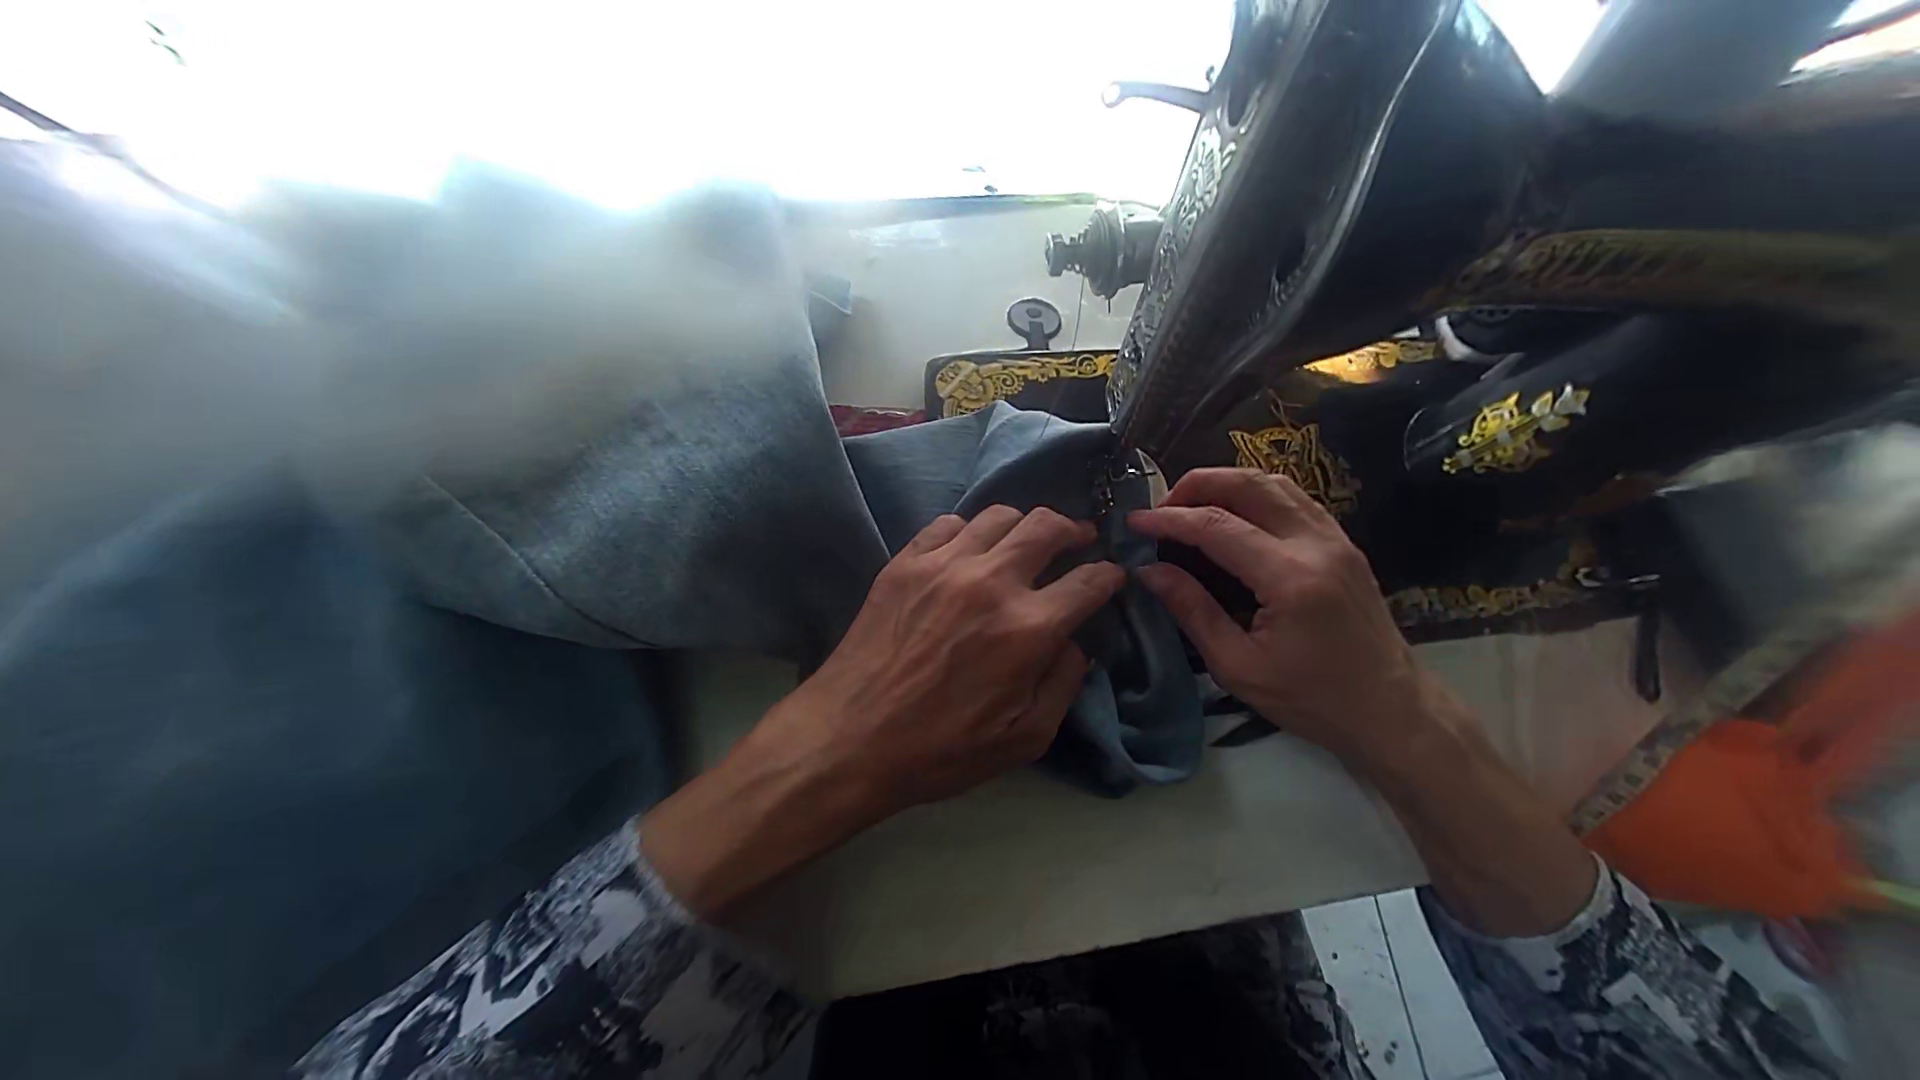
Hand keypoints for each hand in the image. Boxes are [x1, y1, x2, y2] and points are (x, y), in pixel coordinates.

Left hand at [642, 507, 1124, 915]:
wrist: (850, 738)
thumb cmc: (941, 750)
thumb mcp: (1025, 739)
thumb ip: (1063, 683)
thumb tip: (1075, 642)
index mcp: (1028, 628)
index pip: (1088, 581)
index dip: (1110, 575)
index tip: (1113, 575)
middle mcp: (991, 582)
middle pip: (1047, 526)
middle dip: (1074, 529)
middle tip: (1078, 540)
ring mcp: (943, 565)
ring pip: (999, 515)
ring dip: (1024, 525)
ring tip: (1025, 543)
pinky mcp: (905, 562)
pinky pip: (948, 523)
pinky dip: (970, 531)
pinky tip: (969, 551)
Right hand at [1127, 468, 1438, 769]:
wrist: (1391, 710)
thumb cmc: (1310, 699)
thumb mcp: (1237, 666)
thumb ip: (1192, 610)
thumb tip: (1148, 571)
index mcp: (1290, 578)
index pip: (1217, 527)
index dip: (1169, 519)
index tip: (1135, 522)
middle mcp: (1317, 544)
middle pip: (1249, 485)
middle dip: (1197, 485)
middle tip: (1162, 508)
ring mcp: (1335, 539)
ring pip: (1275, 483)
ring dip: (1226, 483)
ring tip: (1190, 506)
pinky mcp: (1342, 544)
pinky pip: (1294, 499)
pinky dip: (1255, 494)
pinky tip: (1232, 514)